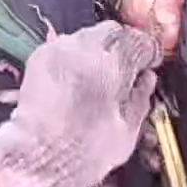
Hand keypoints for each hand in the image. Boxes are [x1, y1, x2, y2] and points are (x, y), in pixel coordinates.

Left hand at [0, 21, 161, 186]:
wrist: (38, 155)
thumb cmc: (88, 149)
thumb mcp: (128, 130)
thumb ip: (140, 97)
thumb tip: (147, 78)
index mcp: (114, 62)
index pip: (138, 40)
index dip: (147, 51)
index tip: (149, 63)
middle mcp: (86, 46)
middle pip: (112, 30)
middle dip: (122, 45)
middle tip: (124, 68)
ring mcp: (60, 47)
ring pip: (87, 35)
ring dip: (98, 49)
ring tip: (99, 75)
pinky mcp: (40, 54)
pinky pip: (65, 46)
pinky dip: (75, 56)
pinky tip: (75, 78)